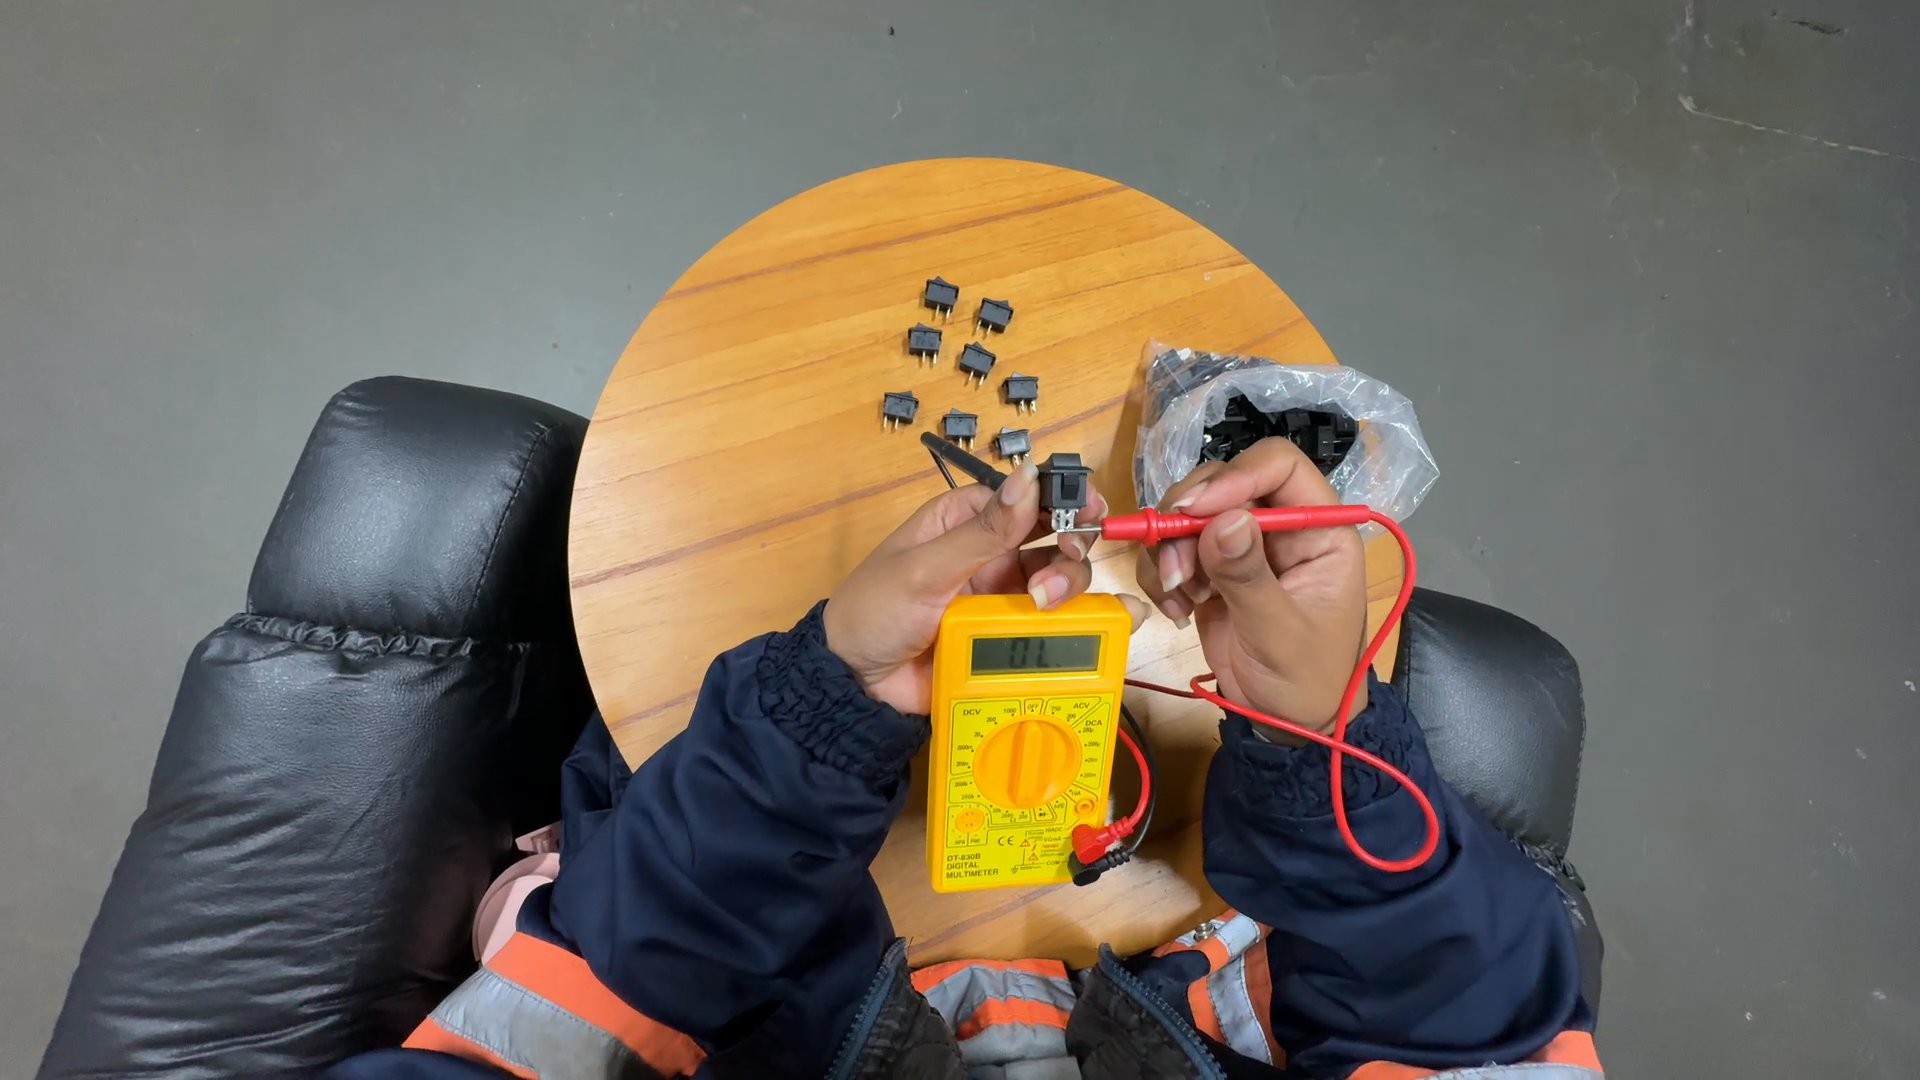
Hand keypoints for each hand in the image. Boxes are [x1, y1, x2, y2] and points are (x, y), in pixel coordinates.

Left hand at [825, 465, 1142, 713]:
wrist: (856, 684)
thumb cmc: (876, 611)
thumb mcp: (925, 567)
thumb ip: (982, 530)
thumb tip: (1029, 476)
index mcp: (963, 520)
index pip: (1023, 495)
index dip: (1060, 496)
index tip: (1088, 506)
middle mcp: (990, 553)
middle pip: (1053, 536)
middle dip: (1070, 542)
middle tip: (1067, 555)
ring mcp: (1002, 595)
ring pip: (1059, 578)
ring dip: (1067, 583)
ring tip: (1044, 600)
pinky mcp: (1009, 635)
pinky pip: (1052, 623)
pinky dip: (1077, 620)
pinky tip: (1097, 621)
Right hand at [1134, 438, 1368, 732]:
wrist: (1282, 721)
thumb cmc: (1304, 679)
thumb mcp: (1280, 632)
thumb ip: (1250, 576)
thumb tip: (1224, 520)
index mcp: (1318, 529)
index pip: (1279, 467)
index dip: (1235, 476)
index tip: (1193, 510)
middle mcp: (1275, 526)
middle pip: (1219, 484)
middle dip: (1186, 522)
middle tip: (1174, 569)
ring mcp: (1237, 546)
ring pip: (1185, 515)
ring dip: (1167, 552)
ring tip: (1176, 597)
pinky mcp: (1206, 569)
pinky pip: (1168, 549)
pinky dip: (1159, 574)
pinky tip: (1175, 609)